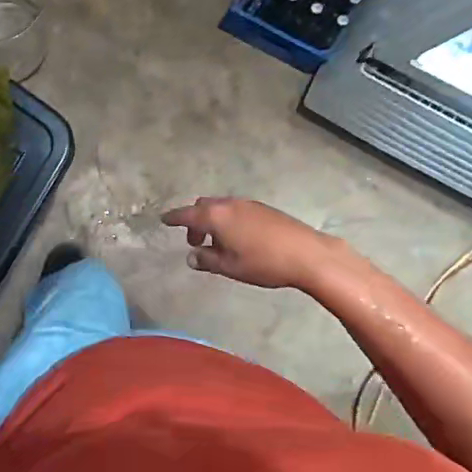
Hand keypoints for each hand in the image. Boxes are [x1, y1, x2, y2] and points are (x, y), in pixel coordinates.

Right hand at [161, 197, 351, 290]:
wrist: (308, 254)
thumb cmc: (263, 263)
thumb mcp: (230, 267)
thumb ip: (206, 260)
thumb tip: (191, 256)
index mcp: (215, 216)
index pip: (186, 214)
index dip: (173, 218)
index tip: (163, 220)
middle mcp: (229, 205)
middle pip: (203, 206)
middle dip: (195, 221)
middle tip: (195, 242)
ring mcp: (248, 204)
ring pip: (221, 208)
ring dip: (213, 221)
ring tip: (218, 244)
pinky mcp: (264, 209)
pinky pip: (236, 210)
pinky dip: (228, 220)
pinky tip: (239, 240)